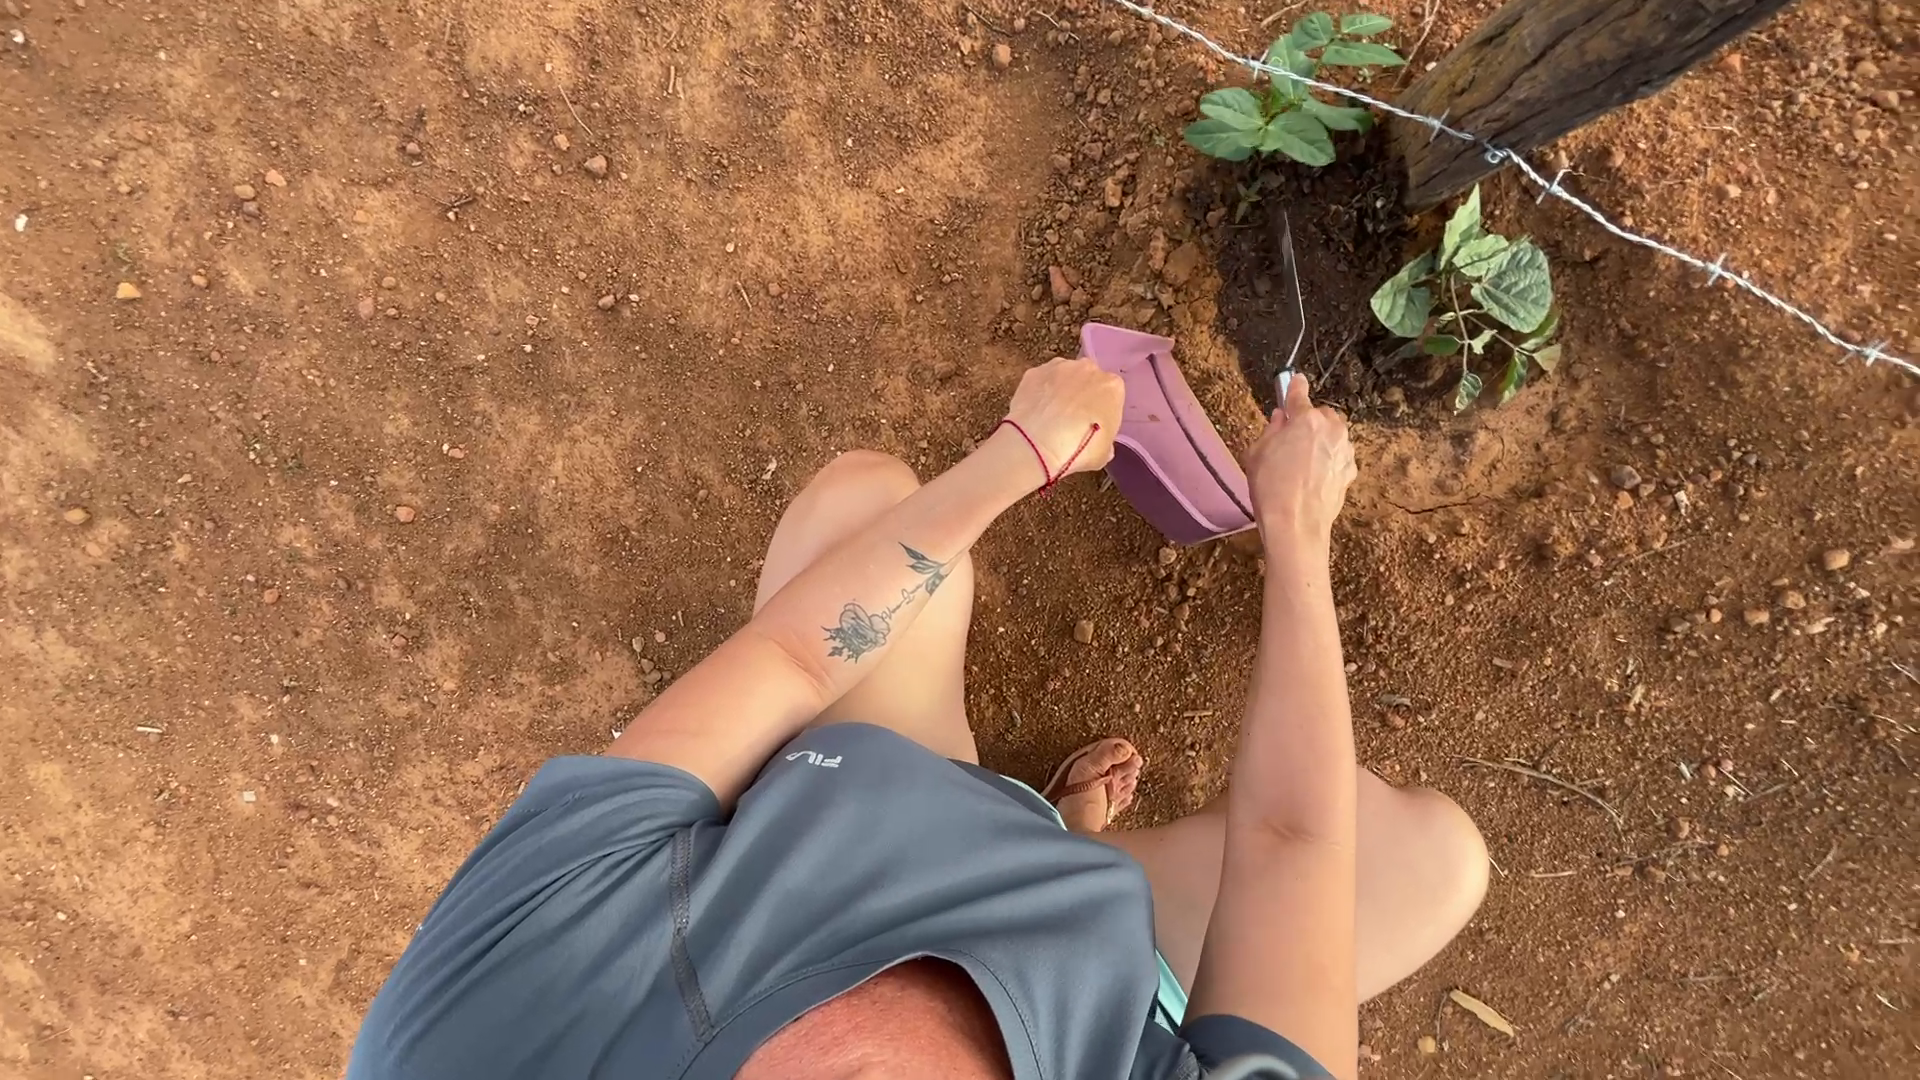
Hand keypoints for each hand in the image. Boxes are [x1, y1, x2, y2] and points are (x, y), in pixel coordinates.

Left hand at [1002, 356, 1123, 481]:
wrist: (1039, 445)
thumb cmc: (1078, 449)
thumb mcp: (1103, 453)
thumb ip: (1105, 440)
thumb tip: (1099, 443)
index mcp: (1112, 387)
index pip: (1111, 394)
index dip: (1101, 409)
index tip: (1093, 423)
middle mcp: (1088, 370)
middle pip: (1087, 379)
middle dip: (1080, 395)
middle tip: (1070, 420)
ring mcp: (1058, 368)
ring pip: (1062, 376)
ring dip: (1058, 392)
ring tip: (1048, 418)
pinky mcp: (1033, 373)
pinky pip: (1039, 382)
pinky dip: (1036, 393)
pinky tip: (1033, 413)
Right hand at [1244, 376, 1355, 549]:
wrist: (1296, 524)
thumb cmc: (1271, 488)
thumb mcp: (1256, 454)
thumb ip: (1270, 430)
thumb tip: (1281, 419)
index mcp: (1305, 420)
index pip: (1299, 394)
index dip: (1294, 387)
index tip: (1295, 380)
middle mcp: (1331, 429)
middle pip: (1321, 415)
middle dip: (1308, 422)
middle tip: (1288, 440)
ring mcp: (1345, 450)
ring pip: (1332, 435)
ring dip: (1319, 441)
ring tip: (1299, 464)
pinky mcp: (1350, 470)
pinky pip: (1338, 456)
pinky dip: (1327, 460)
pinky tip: (1310, 477)